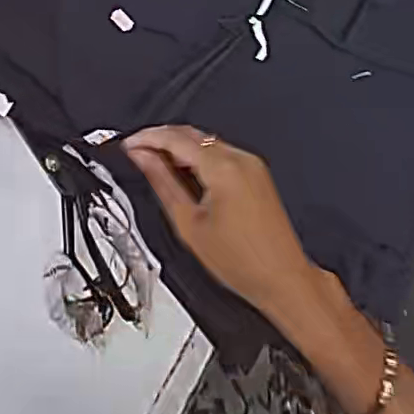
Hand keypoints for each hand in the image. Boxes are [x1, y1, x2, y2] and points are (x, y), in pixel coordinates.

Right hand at [123, 125, 324, 319]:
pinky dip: (196, 155)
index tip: (129, 145)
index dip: (146, 138)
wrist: (284, 279)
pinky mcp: (256, 171)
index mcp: (223, 168)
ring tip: (154, 161)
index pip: (175, 138)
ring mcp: (251, 163)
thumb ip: (161, 182)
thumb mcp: (188, 223)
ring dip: (177, 145)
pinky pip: (219, 151)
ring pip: (204, 140)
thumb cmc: (243, 262)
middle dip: (160, 138)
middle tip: (137, 151)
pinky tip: (182, 169)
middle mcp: (240, 158)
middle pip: (190, 133)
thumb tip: (142, 158)